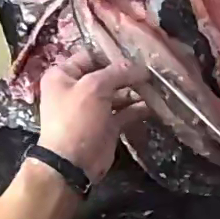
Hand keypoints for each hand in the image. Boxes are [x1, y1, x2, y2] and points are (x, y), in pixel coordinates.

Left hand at [36, 48, 149, 181]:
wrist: (72, 164)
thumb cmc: (77, 119)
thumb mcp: (94, 87)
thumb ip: (117, 72)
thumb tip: (140, 68)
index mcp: (63, 75)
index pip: (90, 56)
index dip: (112, 55)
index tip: (136, 55)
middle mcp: (76, 89)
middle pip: (107, 76)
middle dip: (128, 74)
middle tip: (152, 71)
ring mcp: (92, 109)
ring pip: (118, 94)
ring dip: (136, 91)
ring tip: (156, 87)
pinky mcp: (106, 126)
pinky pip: (124, 113)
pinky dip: (137, 109)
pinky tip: (153, 105)